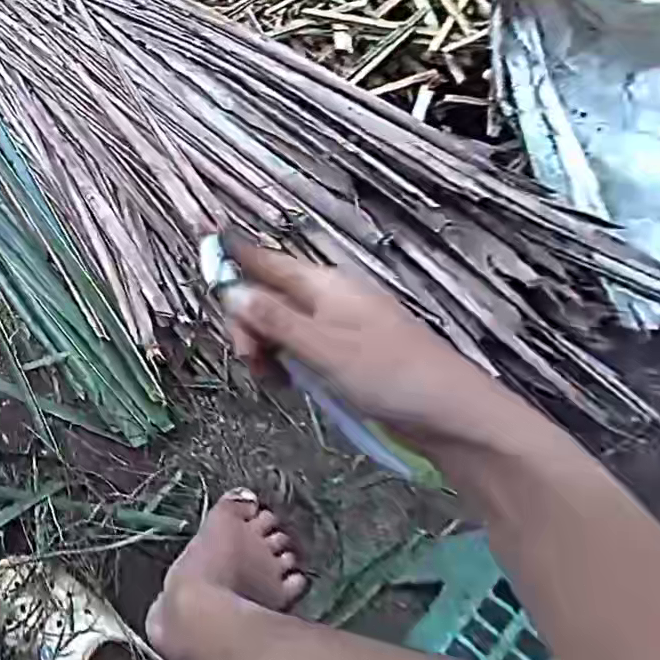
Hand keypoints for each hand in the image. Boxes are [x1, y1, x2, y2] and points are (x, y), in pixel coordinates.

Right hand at [221, 235, 528, 449]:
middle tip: (251, 360)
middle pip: (260, 295)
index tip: (198, 238)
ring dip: (262, 348)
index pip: (261, 258)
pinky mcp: (340, 350)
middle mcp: (322, 297)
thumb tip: (229, 290)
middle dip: (245, 324)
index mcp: (320, 284)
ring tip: (272, 379)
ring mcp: (332, 323)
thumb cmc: (391, 375)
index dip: (228, 251)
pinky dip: (282, 361)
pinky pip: (293, 345)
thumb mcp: (323, 349)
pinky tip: (287, 384)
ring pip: (274, 323)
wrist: (461, 421)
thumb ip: (272, 319)